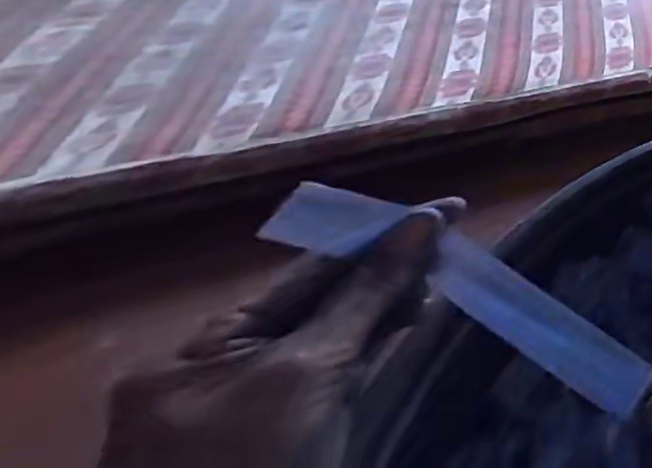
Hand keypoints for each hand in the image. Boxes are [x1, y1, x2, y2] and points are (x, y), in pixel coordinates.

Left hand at [98, 200, 461, 467]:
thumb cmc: (253, 464)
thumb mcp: (311, 369)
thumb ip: (368, 291)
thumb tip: (423, 222)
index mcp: (202, 347)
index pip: (311, 268)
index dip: (381, 234)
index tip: (448, 209)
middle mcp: (223, 363)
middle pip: (324, 294)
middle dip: (389, 266)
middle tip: (449, 246)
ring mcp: (254, 398)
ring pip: (337, 326)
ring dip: (390, 299)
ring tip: (438, 281)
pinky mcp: (287, 423)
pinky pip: (338, 362)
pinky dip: (378, 336)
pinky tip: (414, 316)